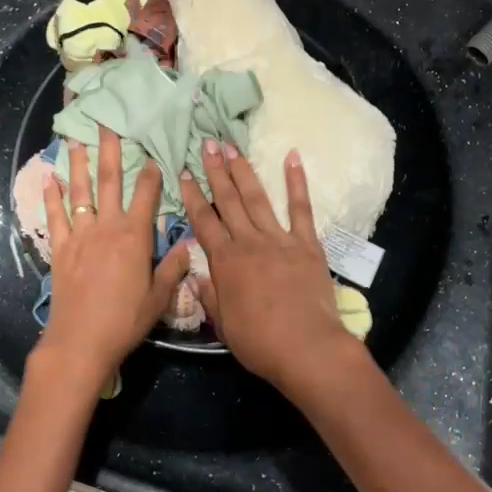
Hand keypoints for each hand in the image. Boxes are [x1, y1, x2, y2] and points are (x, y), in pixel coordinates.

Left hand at [35, 128, 188, 382]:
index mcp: (134, 236)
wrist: (80, 342)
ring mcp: (80, 235)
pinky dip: (52, 197)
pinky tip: (50, 179)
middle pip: (109, 181)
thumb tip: (189, 245)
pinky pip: (56, 216)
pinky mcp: (60, 249)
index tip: (153, 155)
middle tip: (106, 123)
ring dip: (77, 163)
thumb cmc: (124, 321)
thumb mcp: (158, 298)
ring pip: (79, 191)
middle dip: (110, 150)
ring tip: (74, 139)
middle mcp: (106, 227)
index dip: (151, 174)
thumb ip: (173, 269)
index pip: (146, 195)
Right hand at [179, 140, 358, 390]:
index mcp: (225, 261)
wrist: (307, 348)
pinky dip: (297, 181)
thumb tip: (194, 274)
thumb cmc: (261, 343)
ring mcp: (279, 239)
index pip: (203, 220)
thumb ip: (210, 296)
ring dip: (243, 170)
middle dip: (216, 170)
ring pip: (256, 197)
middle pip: (228, 200)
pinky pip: (301, 208)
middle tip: (207, 143)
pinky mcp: (307, 243)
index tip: (183, 172)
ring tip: (232, 146)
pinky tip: (292, 157)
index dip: (192, 195)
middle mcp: (249, 242)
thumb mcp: (224, 325)